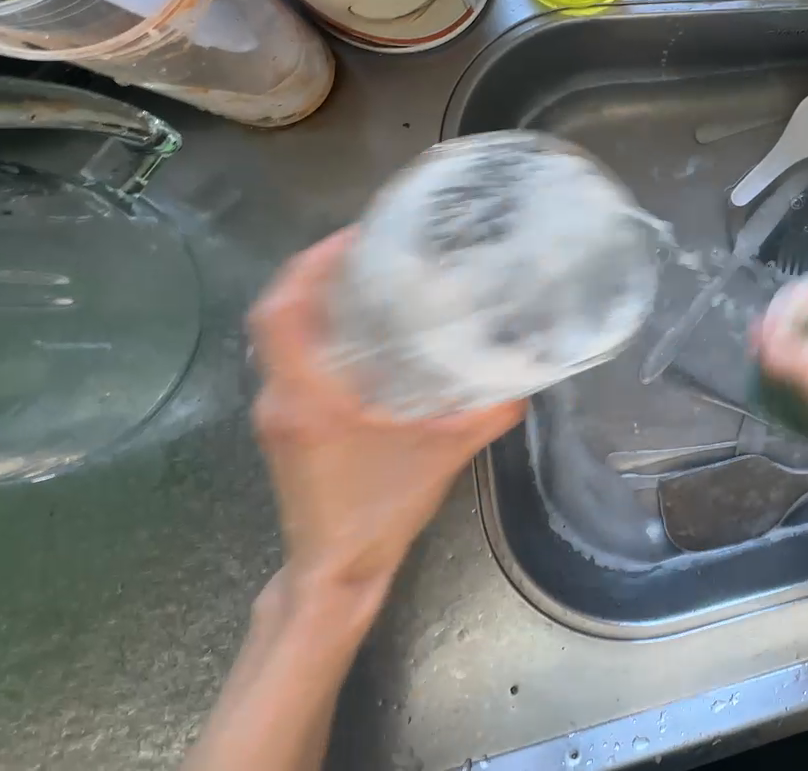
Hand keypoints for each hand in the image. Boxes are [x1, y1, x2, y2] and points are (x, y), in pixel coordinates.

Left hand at [247, 229, 523, 598]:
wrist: (334, 570)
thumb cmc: (381, 509)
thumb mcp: (446, 453)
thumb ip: (490, 411)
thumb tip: (530, 374)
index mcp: (308, 397)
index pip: (283, 312)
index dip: (310, 266)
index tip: (353, 237)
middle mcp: (280, 397)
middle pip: (278, 316)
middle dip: (317, 274)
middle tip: (373, 250)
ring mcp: (277, 413)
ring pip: (282, 339)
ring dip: (316, 303)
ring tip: (371, 281)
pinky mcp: (286, 426)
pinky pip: (292, 361)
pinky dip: (319, 334)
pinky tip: (365, 335)